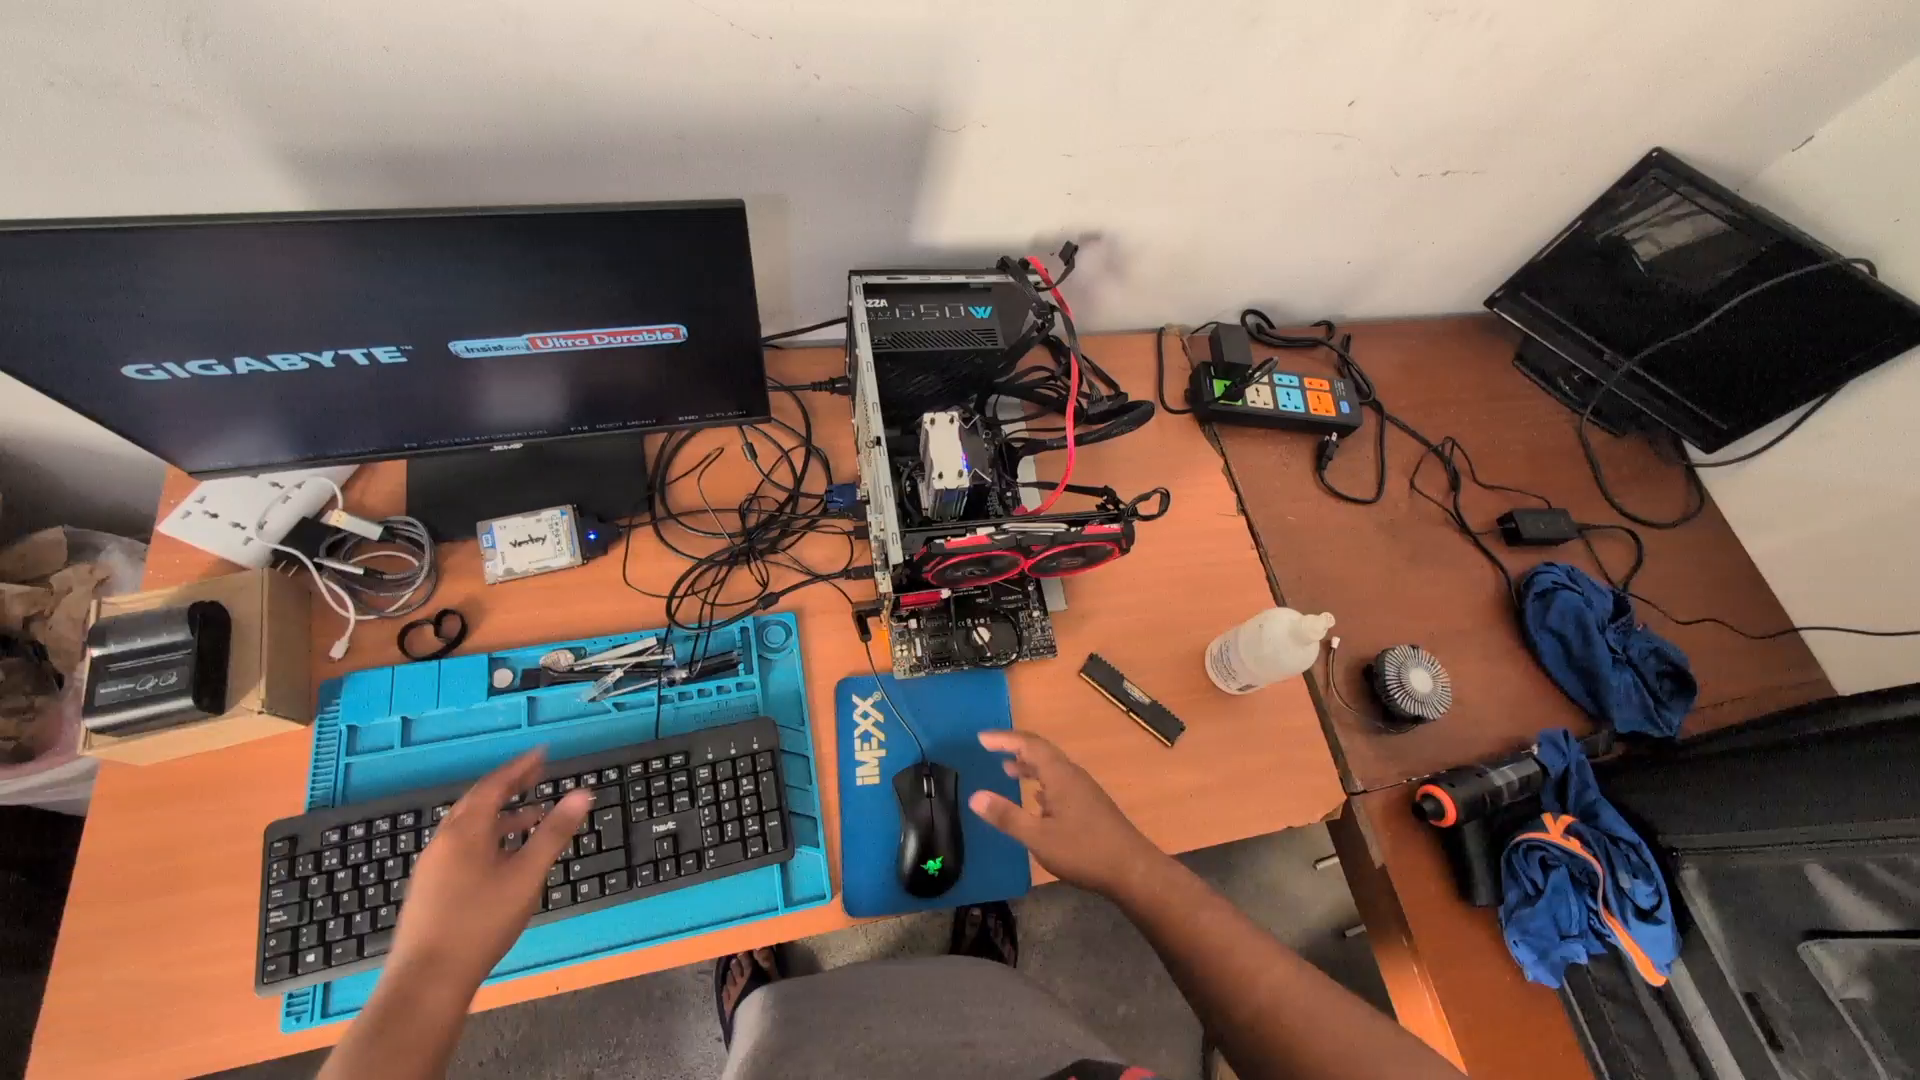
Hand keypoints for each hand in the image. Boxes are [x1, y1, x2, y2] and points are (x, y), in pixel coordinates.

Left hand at [387, 749, 591, 991]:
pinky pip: (463, 846)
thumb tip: (582, 793)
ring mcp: (433, 867)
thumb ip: (555, 832)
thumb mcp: (527, 875)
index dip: (520, 767)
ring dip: (502, 814)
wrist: (425, 982)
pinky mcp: (430, 888)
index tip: (543, 753)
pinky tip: (506, 855)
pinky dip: (489, 836)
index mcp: (465, 832)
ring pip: (470, 827)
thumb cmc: (481, 922)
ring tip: (533, 815)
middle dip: (509, 786)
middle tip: (537, 774)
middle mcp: (444, 842)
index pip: (494, 785)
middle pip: (478, 802)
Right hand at [968, 730, 1165, 897]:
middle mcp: (1073, 776)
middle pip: (1042, 752)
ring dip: (1029, 766)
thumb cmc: (1084, 851)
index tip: (982, 738)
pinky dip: (1042, 782)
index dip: (1004, 739)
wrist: (1133, 870)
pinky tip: (1038, 799)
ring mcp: (1084, 790)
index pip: (1029, 745)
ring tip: (1008, 770)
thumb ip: (1007, 816)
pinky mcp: (1091, 805)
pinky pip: (1060, 783)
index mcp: (1060, 776)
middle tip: (991, 748)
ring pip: (1052, 768)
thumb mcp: (1038, 837)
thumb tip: (974, 796)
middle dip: (1015, 747)